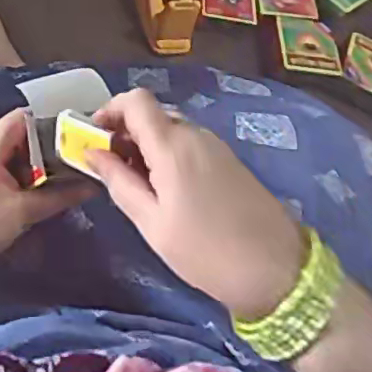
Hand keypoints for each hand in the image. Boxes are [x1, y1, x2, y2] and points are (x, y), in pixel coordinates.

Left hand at [0, 108, 95, 264]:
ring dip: (39, 160)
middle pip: (21, 132)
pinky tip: (45, 185)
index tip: (75, 134)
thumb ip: (60, 196)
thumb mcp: (24, 211)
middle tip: (76, 155)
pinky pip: (8, 164)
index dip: (50, 121)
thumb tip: (91, 186)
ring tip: (67, 170)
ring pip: (16, 150)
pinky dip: (26, 171)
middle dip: (49, 143)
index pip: (23, 117)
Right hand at [87, 89, 304, 319]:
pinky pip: (187, 143)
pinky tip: (165, 190)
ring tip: (135, 185)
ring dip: (145, 146)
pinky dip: (167, 155)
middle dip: (124, 132)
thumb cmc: (206, 251)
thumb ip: (119, 182)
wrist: (280, 272)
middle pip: (151, 114)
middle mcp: (195, 134)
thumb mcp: (152, 223)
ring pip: (169, 129)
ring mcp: (215, 146)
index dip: (109, 110)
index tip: (93, 137)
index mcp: (173, 145)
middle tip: (109, 168)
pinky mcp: (228, 160)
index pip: (135, 99)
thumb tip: (92, 153)